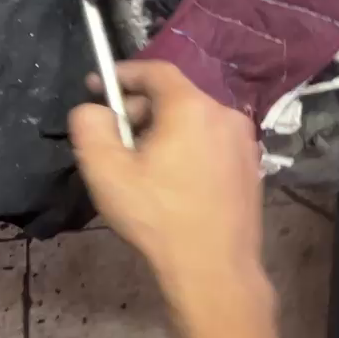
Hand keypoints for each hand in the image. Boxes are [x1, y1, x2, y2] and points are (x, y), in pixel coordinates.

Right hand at [68, 61, 268, 310]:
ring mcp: (242, 142)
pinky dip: (182, 148)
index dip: (122, 73)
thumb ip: (89, 126)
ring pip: (190, 121)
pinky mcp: (249, 167)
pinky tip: (166, 182)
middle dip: (137, 109)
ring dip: (159, 131)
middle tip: (111, 137)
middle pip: (173, 96)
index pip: (155, 70)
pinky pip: (206, 143)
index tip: (96, 86)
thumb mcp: (104, 169)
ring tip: (136, 164)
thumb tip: (90, 109)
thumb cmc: (154, 214)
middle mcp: (224, 114)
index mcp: (190, 108)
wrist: (211, 267)